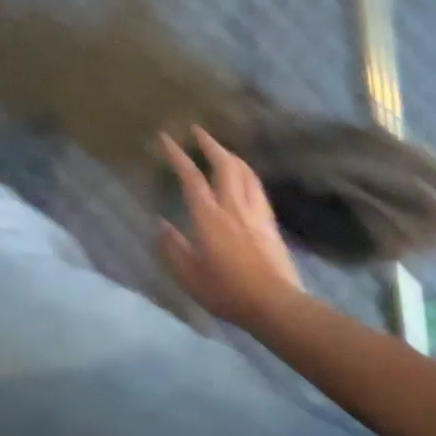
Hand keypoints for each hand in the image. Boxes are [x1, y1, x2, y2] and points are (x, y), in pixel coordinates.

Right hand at [157, 126, 307, 327]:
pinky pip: (257, 188)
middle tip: (198, 131)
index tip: (166, 137)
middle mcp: (232, 207)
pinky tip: (245, 179)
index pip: (191, 177)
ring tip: (222, 150)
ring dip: (231, 156)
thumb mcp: (189, 275)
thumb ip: (173, 247)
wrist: (276, 304)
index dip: (178, 155)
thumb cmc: (227, 291)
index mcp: (208, 217)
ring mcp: (255, 213)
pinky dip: (247, 174)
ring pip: (245, 173)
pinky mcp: (270, 223)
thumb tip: (160, 224)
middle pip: (225, 165)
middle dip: (210, 144)